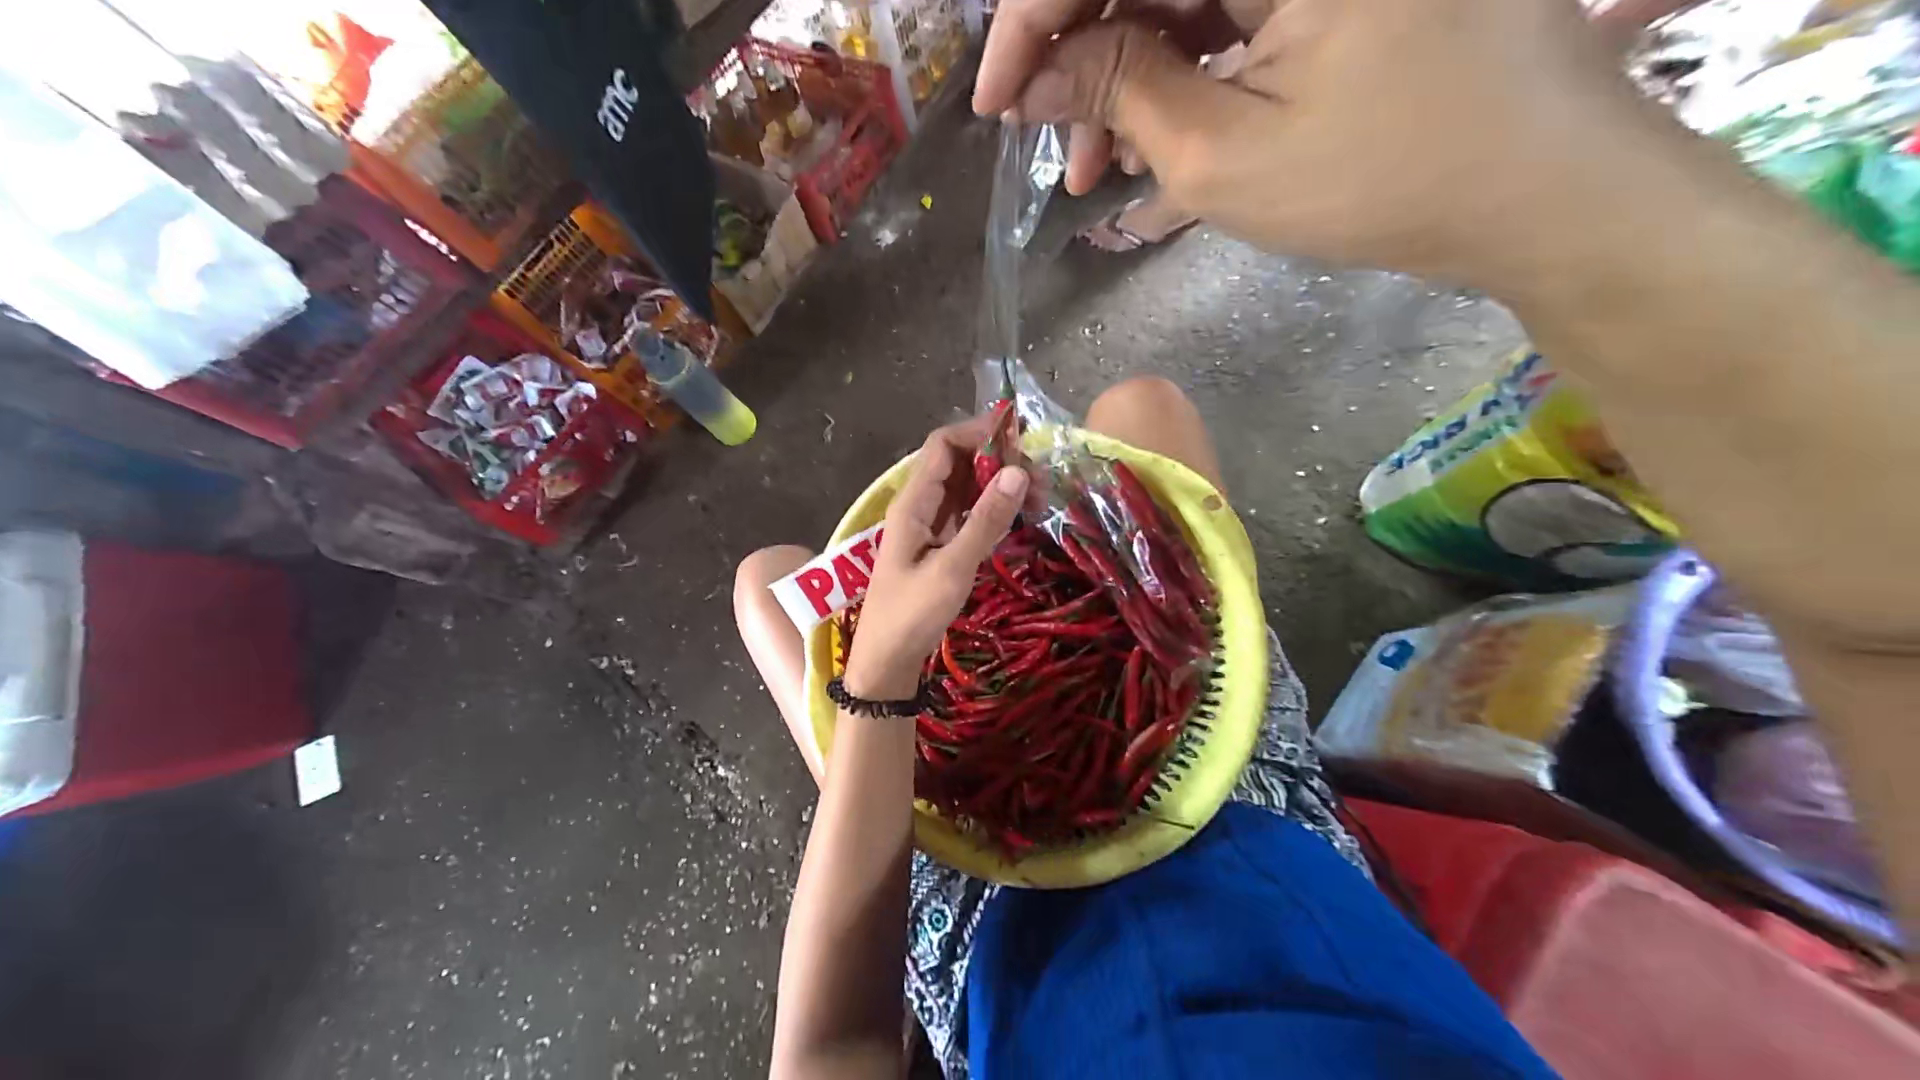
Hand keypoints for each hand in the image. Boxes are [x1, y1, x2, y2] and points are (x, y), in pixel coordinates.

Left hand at [842, 417, 1029, 700]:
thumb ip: (985, 521)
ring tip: (1037, 492)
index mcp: (913, 503)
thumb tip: (1017, 472)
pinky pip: (966, 513)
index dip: (978, 431)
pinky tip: (1017, 514)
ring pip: (964, 488)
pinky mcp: (938, 546)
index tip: (1020, 434)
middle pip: (956, 463)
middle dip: (995, 457)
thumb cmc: (912, 615)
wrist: (886, 662)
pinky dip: (991, 507)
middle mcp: (919, 506)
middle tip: (1038, 472)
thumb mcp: (952, 569)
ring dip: (997, 482)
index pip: (943, 446)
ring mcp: (929, 526)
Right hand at [991, 0, 1714, 295]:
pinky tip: (1151, 141)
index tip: (994, 104)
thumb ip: (1119, 91)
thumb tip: (1034, 77)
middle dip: (1080, 56)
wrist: (1533, 186)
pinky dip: (1176, 73)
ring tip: (1098, 170)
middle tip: (1054, 146)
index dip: (1032, 20)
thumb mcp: (1224, 152)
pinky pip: (1222, 10)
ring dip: (1123, 77)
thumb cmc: (1383, 177)